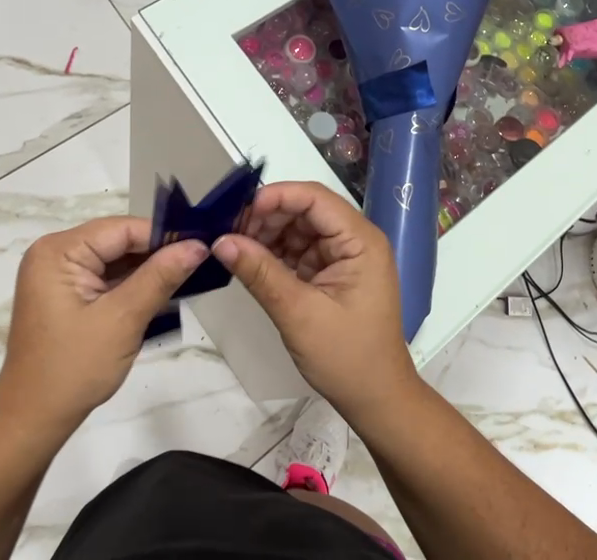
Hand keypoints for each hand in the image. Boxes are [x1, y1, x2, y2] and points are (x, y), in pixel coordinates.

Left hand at [0, 216, 205, 429]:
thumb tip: (198, 245)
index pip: (122, 229)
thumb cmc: (73, 368)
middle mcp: (54, 254)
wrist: (33, 420)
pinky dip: (132, 285)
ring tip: (190, 274)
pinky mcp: (65, 295)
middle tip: (201, 260)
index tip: (203, 244)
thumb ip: (160, 277)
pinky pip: (105, 278)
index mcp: (58, 251)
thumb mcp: (123, 319)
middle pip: (118, 241)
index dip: (163, 235)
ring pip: (114, 259)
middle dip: (157, 252)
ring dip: (147, 270)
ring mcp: (57, 275)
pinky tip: (162, 292)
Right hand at [213, 182, 422, 418]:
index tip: (238, 213)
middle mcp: (355, 240)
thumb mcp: (298, 313)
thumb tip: (220, 241)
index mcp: (361, 240)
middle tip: (228, 233)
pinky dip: (275, 254)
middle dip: (267, 217)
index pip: (315, 198)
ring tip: (234, 248)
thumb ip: (260, 273)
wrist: (376, 400)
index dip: (276, 197)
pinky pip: (300, 251)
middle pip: (306, 210)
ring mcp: (344, 257)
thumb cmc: (346, 357)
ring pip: (299, 229)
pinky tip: (250, 262)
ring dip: (268, 235)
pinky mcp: (333, 274)